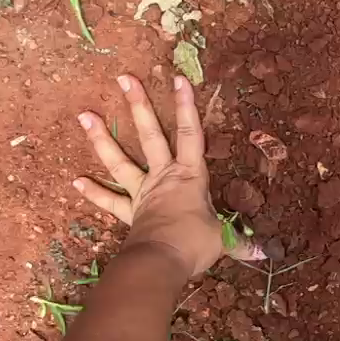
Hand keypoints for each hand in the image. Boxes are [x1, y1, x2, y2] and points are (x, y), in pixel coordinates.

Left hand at [74, 74, 254, 277]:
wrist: (160, 262)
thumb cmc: (194, 243)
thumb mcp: (223, 240)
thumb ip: (241, 242)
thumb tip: (263, 253)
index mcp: (190, 176)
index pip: (190, 134)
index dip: (186, 106)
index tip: (179, 78)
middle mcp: (164, 177)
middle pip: (150, 136)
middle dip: (139, 106)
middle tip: (124, 78)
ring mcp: (143, 193)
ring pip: (120, 161)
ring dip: (101, 139)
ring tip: (84, 115)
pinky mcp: (129, 213)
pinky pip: (110, 200)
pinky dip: (94, 192)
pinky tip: (76, 181)